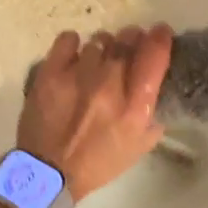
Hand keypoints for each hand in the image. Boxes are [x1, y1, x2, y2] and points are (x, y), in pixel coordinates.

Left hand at [18, 25, 171, 198]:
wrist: (48, 173)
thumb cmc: (96, 164)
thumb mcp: (138, 147)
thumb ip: (152, 116)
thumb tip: (155, 88)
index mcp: (135, 108)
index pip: (155, 55)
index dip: (160, 37)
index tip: (159, 34)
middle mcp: (109, 87)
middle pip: (127, 40)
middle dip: (131, 39)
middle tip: (127, 49)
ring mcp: (78, 77)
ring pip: (99, 40)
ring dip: (103, 47)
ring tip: (97, 61)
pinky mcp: (51, 74)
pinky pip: (68, 40)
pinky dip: (74, 44)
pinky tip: (73, 57)